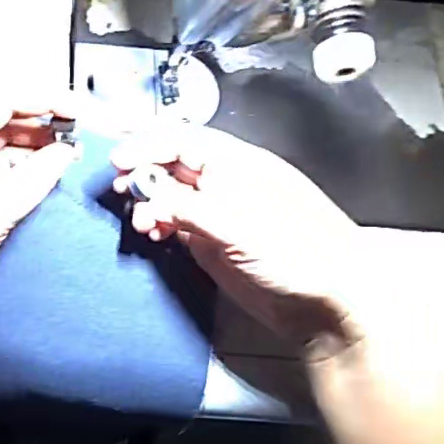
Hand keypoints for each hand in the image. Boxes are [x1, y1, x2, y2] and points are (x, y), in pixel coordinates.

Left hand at [0, 89, 82, 307]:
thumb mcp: (3, 202)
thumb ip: (42, 171)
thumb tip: (69, 150)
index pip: (5, 97)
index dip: (46, 100)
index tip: (78, 110)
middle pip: (0, 112)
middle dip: (40, 122)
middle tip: (75, 134)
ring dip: (30, 142)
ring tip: (64, 152)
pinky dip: (13, 160)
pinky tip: (39, 168)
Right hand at [111, 126, 367, 359]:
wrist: (325, 303)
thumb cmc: (302, 253)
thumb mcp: (239, 224)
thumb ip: (188, 207)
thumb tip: (148, 195)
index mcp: (238, 164)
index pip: (184, 140)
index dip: (148, 144)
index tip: (120, 158)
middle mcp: (225, 184)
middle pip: (172, 164)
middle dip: (141, 170)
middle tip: (119, 184)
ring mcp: (217, 213)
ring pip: (169, 195)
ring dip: (146, 201)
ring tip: (136, 217)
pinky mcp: (211, 242)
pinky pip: (174, 224)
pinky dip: (157, 225)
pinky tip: (150, 232)